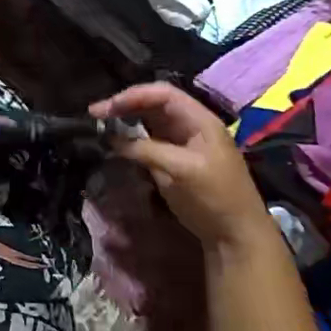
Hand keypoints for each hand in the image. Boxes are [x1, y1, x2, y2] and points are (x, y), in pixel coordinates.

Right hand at [90, 83, 270, 251]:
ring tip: (100, 126)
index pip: (162, 94)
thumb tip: (112, 139)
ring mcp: (182, 145)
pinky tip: (115, 144)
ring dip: (125, 122)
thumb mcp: (181, 171)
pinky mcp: (174, 163)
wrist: (236, 235)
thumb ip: (146, 150)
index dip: (132, 96)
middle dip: (124, 106)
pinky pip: (148, 142)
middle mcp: (190, 127)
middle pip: (154, 105)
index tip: (105, 109)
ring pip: (149, 123)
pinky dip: (130, 140)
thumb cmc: (215, 198)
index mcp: (200, 121)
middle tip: (94, 115)